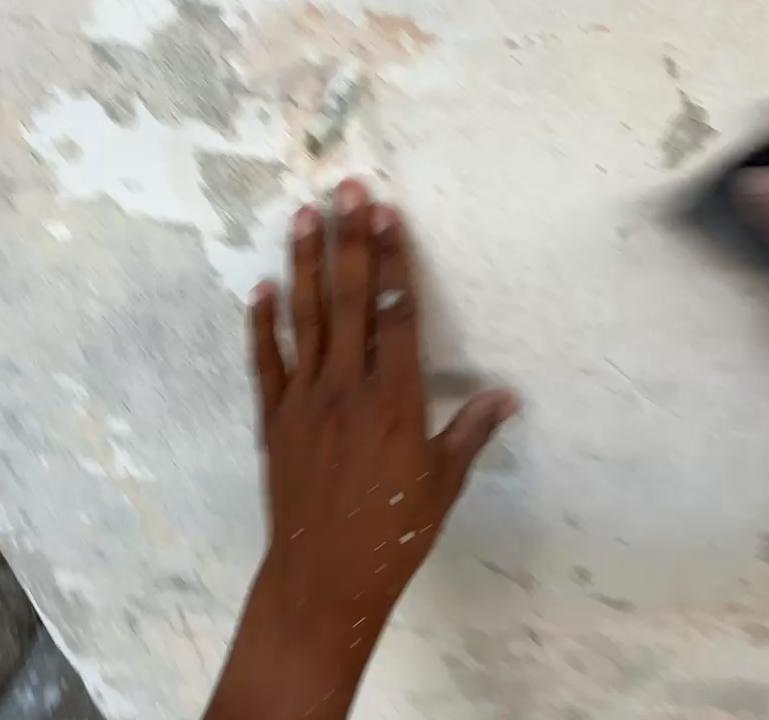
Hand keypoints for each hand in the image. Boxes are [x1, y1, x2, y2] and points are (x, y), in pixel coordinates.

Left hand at [206, 179, 517, 719]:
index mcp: (395, 400)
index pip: (397, 313)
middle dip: (349, 239)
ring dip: (304, 264)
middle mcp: (347, 387)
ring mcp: (305, 399)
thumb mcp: (443, 484)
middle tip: (344, 188)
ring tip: (303, 215)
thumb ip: (471, 431)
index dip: (394, 259)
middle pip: (350, 299)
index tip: (386, 213)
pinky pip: (266, 361)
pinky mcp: (274, 417)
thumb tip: (509, 394)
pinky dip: (261, 323)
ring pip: (306, 317)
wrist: (324, 580)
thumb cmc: (394, 532)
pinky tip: (260, 286)